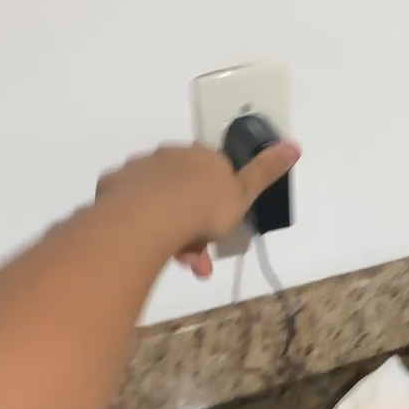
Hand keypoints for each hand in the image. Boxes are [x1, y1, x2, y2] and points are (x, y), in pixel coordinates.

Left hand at [95, 141, 299, 277]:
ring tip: (178, 263)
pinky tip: (144, 246)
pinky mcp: (114, 187)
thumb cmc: (203, 207)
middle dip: (194, 227)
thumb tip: (294, 145)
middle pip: (185, 192)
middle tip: (198, 260)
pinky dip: (140, 226)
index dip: (219, 204)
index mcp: (201, 157)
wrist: (150, 215)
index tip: (221, 230)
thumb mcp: (243, 194)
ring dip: (170, 232)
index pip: (215, 175)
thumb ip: (265, 172)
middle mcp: (169, 156)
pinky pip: (130, 208)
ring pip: (158, 203)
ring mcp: (139, 170)